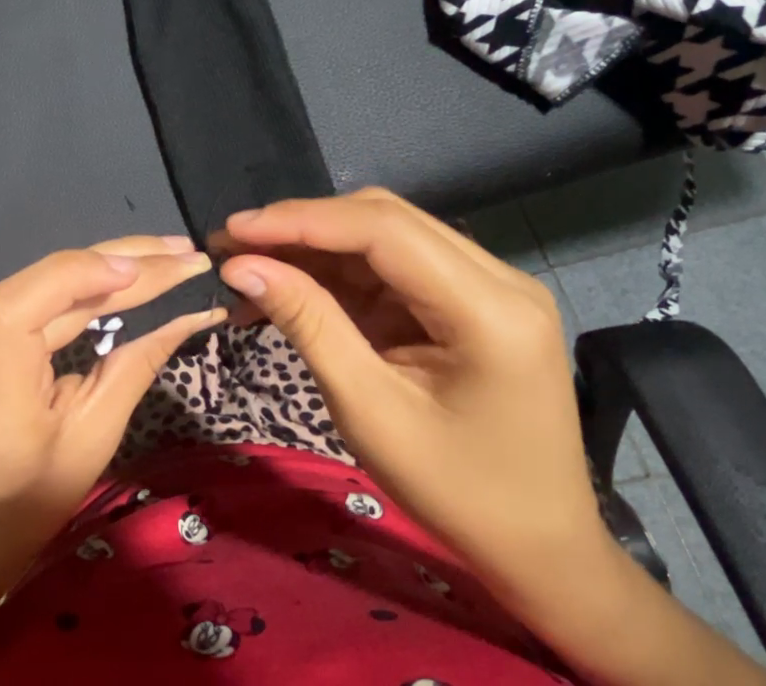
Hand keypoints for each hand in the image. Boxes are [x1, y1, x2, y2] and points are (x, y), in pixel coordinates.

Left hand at [0, 236, 225, 528]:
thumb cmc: (36, 497)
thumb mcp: (94, 438)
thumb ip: (133, 368)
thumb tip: (187, 313)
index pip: (14, 311)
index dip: (71, 278)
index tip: (138, 271)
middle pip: (35, 288)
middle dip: (112, 263)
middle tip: (184, 253)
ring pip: (37, 286)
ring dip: (103, 265)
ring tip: (168, 254)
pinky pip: (33, 300)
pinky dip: (81, 283)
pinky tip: (124, 273)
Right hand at [216, 189, 603, 583]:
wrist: (536, 546)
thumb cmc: (455, 489)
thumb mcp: (368, 408)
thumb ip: (308, 324)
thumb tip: (240, 266)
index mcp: (489, 308)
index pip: (382, 229)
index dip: (300, 220)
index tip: (232, 230)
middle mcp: (498, 280)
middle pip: (384, 220)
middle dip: (301, 227)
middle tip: (229, 246)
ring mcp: (487, 289)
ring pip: (383, 239)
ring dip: (313, 249)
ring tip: (247, 267)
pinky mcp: (467, 305)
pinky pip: (391, 271)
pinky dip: (335, 276)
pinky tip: (288, 289)